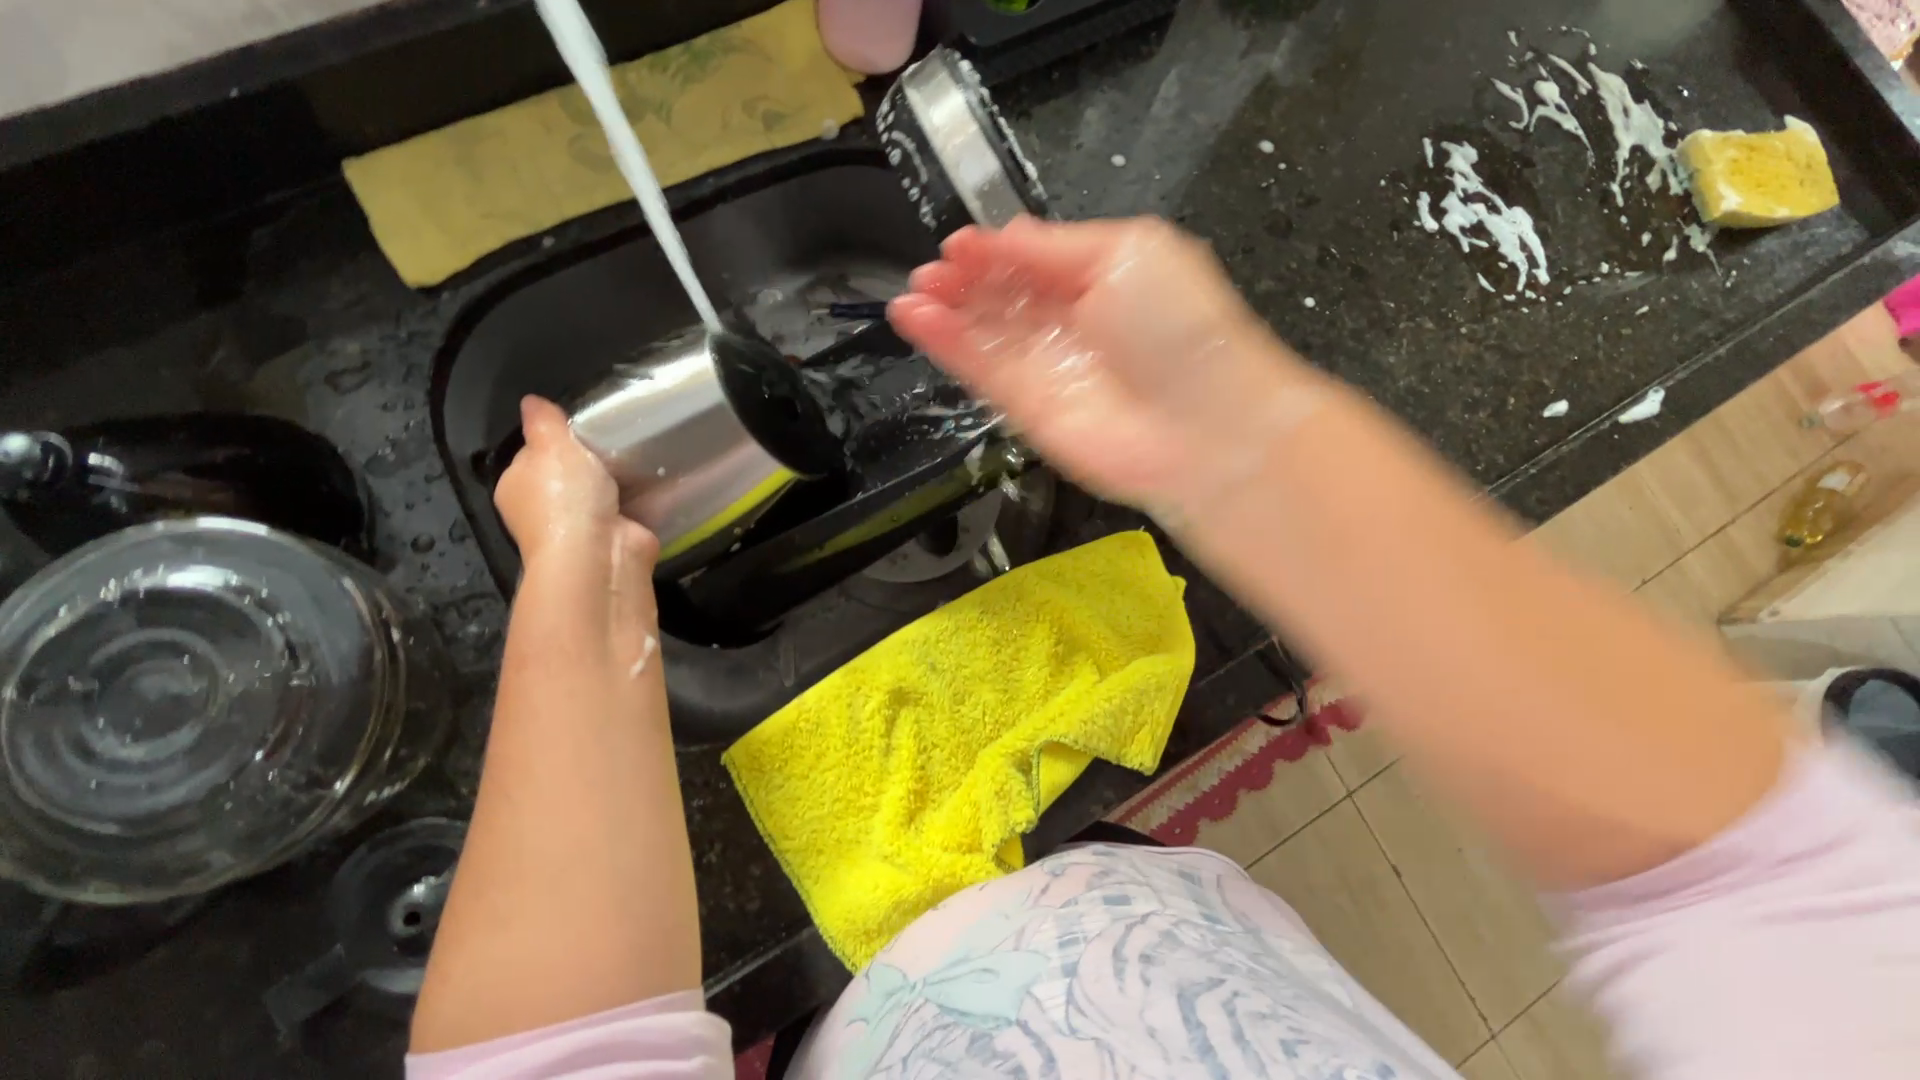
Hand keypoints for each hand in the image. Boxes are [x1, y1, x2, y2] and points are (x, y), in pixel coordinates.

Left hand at [494, 396, 658, 571]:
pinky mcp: (616, 539)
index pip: (533, 455)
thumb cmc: (564, 495)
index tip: (582, 427)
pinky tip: (659, 481)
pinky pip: (630, 510)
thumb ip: (543, 422)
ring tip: (643, 453)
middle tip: (619, 437)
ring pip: (601, 494)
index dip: (554, 439)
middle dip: (590, 461)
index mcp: (516, 487)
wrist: (599, 553)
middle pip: (568, 475)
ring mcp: (581, 529)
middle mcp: (543, 512)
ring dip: (619, 481)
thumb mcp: (550, 445)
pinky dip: (643, 500)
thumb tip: (531, 401)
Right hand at [887, 216, 1309, 508]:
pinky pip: (978, 369)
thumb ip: (1059, 244)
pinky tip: (915, 318)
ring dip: (945, 310)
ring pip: (984, 334)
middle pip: (1003, 296)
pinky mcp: (1026, 408)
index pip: (1033, 260)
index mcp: (1103, 278)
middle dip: (964, 279)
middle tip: (932, 269)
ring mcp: (1047, 368)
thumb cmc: (1181, 331)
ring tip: (913, 291)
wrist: (1201, 429)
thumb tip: (1008, 236)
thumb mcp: (1131, 251)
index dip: (994, 250)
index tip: (958, 243)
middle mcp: (1072, 323)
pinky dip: (945, 345)